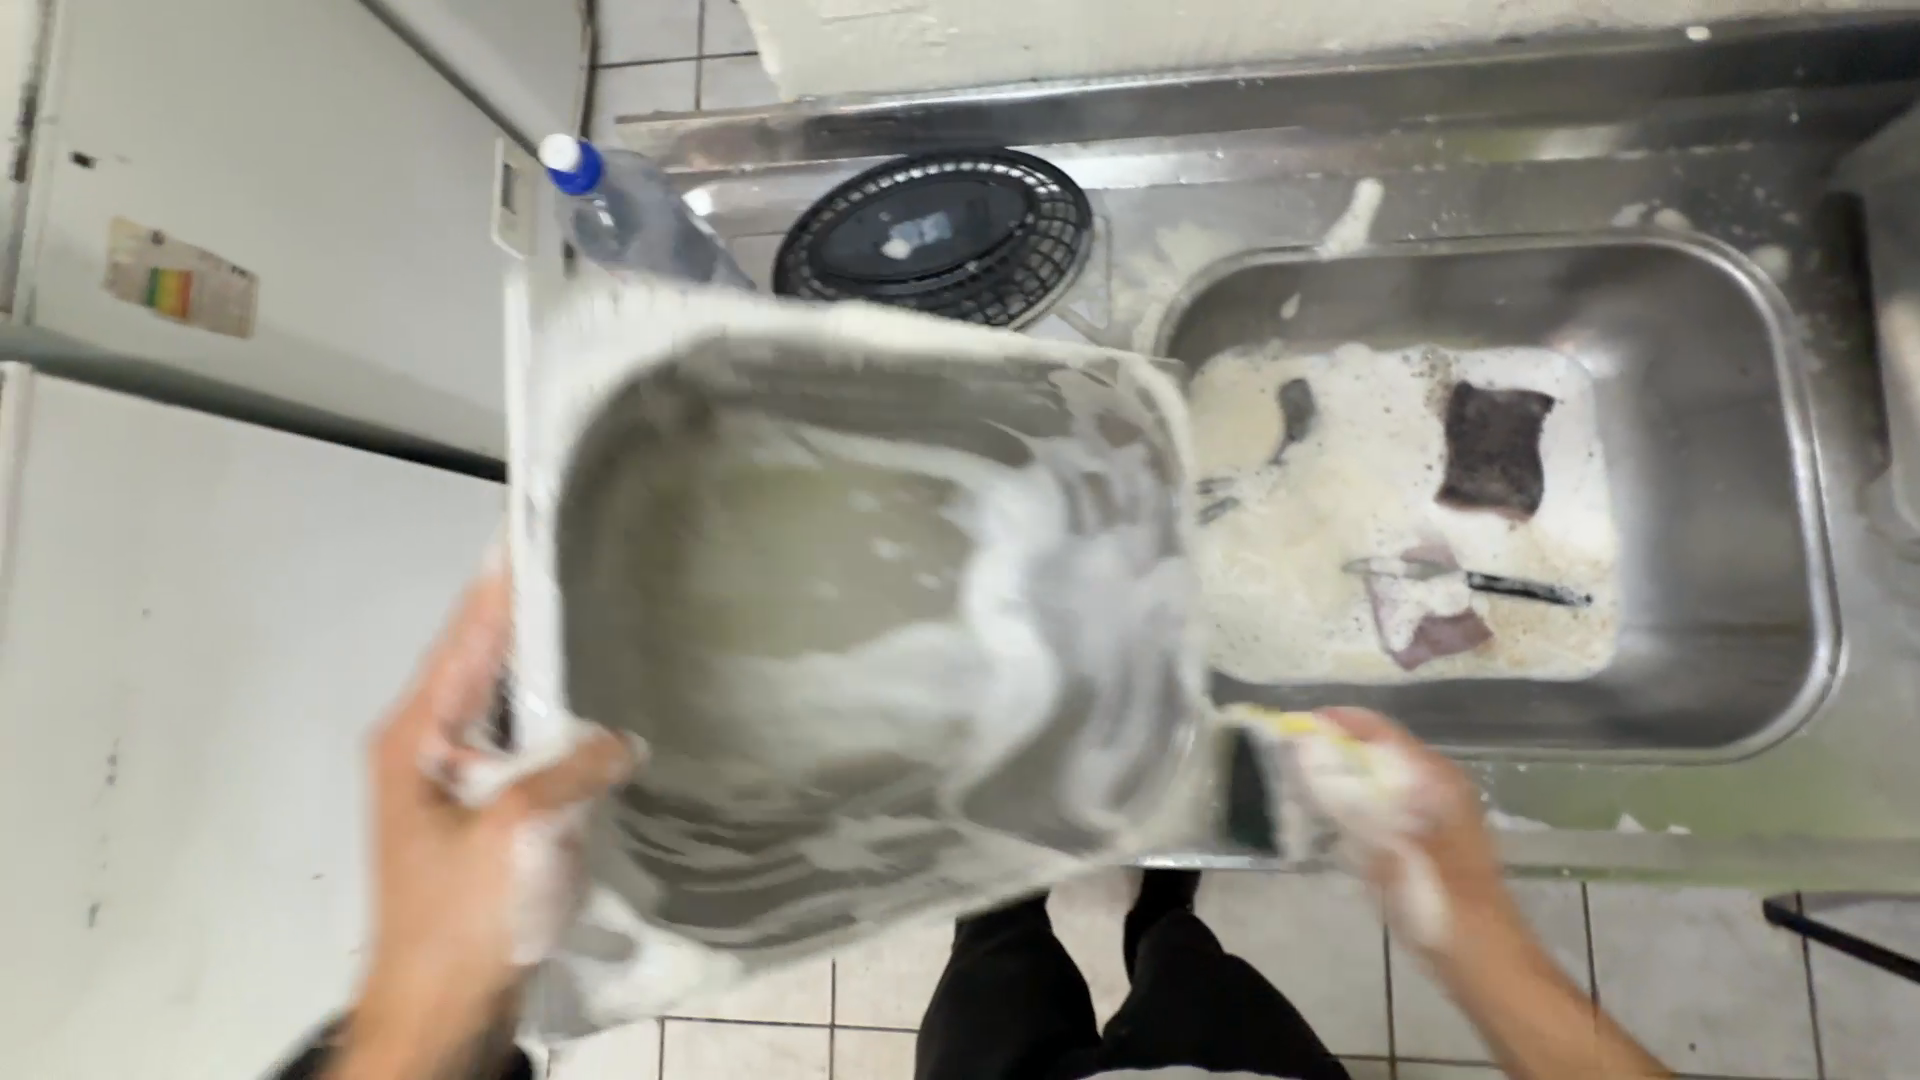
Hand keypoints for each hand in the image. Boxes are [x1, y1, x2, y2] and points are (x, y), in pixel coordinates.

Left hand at [331, 565, 635, 1079]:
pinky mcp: (492, 801)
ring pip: (509, 694)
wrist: (442, 1009)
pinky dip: (561, 703)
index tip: (527, 527)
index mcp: (418, 735)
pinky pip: (531, 732)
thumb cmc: (465, 915)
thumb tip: (621, 739)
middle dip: (527, 606)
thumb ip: (575, 764)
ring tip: (599, 607)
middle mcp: (431, 743)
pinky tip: (601, 691)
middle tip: (583, 557)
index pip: (467, 636)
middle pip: (485, 656)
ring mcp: (461, 773)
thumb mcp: (520, 828)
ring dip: (547, 653)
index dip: (498, 582)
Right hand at [1314, 707, 1526, 970]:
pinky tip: (1325, 815)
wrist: (1489, 964)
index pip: (1385, 733)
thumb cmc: (1448, 908)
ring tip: (1299, 775)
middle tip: (1291, 750)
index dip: (1342, 721)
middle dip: (1335, 746)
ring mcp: (1429, 814)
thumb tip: (1311, 767)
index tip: (1300, 723)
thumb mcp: (1399, 857)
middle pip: (1378, 750)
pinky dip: (1351, 801)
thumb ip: (1357, 810)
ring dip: (1340, 773)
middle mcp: (1435, 788)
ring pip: (1377, 776)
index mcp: (1438, 782)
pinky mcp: (1421, 838)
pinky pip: (1378, 803)